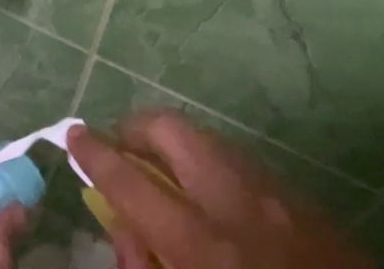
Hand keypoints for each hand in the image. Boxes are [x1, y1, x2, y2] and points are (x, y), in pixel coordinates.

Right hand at [67, 110, 370, 268]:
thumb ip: (149, 267)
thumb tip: (124, 227)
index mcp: (206, 245)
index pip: (131, 182)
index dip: (95, 155)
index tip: (73, 136)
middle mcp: (239, 204)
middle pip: (172, 131)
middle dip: (135, 128)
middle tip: (116, 147)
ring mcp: (280, 196)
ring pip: (210, 140)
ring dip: (175, 145)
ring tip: (161, 171)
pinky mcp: (309, 202)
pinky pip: (244, 163)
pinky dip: (214, 165)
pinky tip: (214, 197)